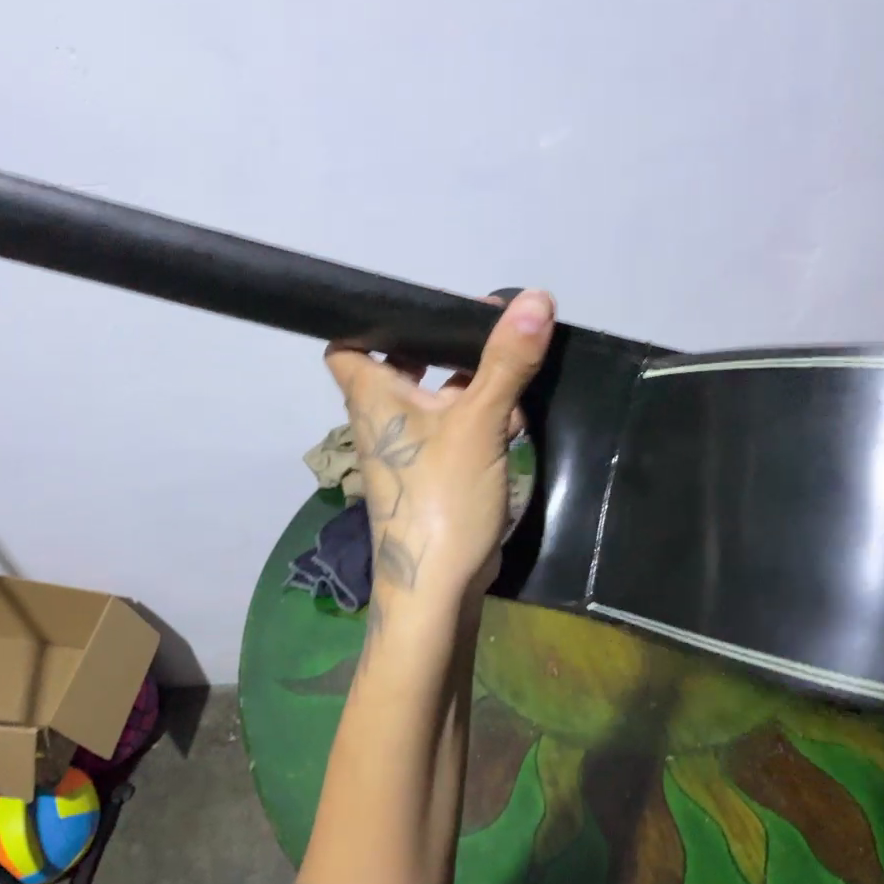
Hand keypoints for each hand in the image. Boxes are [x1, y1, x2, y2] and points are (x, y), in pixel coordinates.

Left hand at [325, 290, 555, 608]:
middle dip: (445, 346)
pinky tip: (517, 419)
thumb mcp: (478, 421)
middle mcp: (383, 417)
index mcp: (373, 395)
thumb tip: (535, 298)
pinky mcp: (435, 472)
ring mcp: (410, 448)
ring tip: (514, 372)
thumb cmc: (440, 496)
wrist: (438, 586)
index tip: (420, 304)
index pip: (348, 342)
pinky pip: (455, 429)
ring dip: (473, 385)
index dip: (373, 319)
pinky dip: (481, 419)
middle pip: (405, 363)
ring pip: (437, 397)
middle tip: (488, 328)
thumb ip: (505, 361)